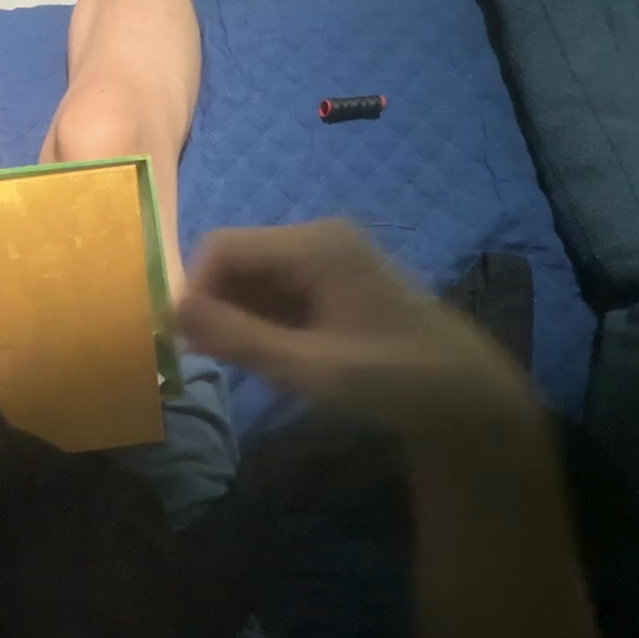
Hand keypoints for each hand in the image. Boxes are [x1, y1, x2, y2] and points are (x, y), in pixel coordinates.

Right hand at [176, 221, 539, 442]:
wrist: (466, 398)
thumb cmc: (391, 380)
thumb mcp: (307, 366)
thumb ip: (236, 337)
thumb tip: (171, 310)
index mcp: (314, 246)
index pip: (221, 247)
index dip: (194, 290)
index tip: (188, 342)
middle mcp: (317, 239)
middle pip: (234, 258)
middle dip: (213, 304)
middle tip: (212, 358)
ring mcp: (326, 258)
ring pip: (249, 276)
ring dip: (234, 315)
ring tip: (244, 362)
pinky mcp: (330, 281)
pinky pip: (272, 290)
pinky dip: (256, 319)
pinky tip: (270, 354)